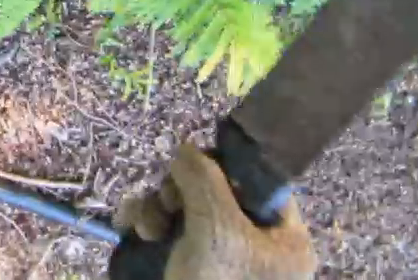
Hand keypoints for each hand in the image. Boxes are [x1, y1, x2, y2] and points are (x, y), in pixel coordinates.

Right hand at [119, 143, 316, 279]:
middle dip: (178, 189)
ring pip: (182, 205)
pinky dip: (145, 221)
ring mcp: (219, 259)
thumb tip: (186, 150)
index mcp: (284, 240)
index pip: (257, 179)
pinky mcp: (187, 267)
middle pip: (212, 188)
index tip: (192, 168)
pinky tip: (132, 229)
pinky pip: (164, 226)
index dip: (221, 165)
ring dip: (155, 206)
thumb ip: (202, 177)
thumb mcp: (217, 227)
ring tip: (145, 227)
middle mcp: (256, 246)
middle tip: (167, 204)